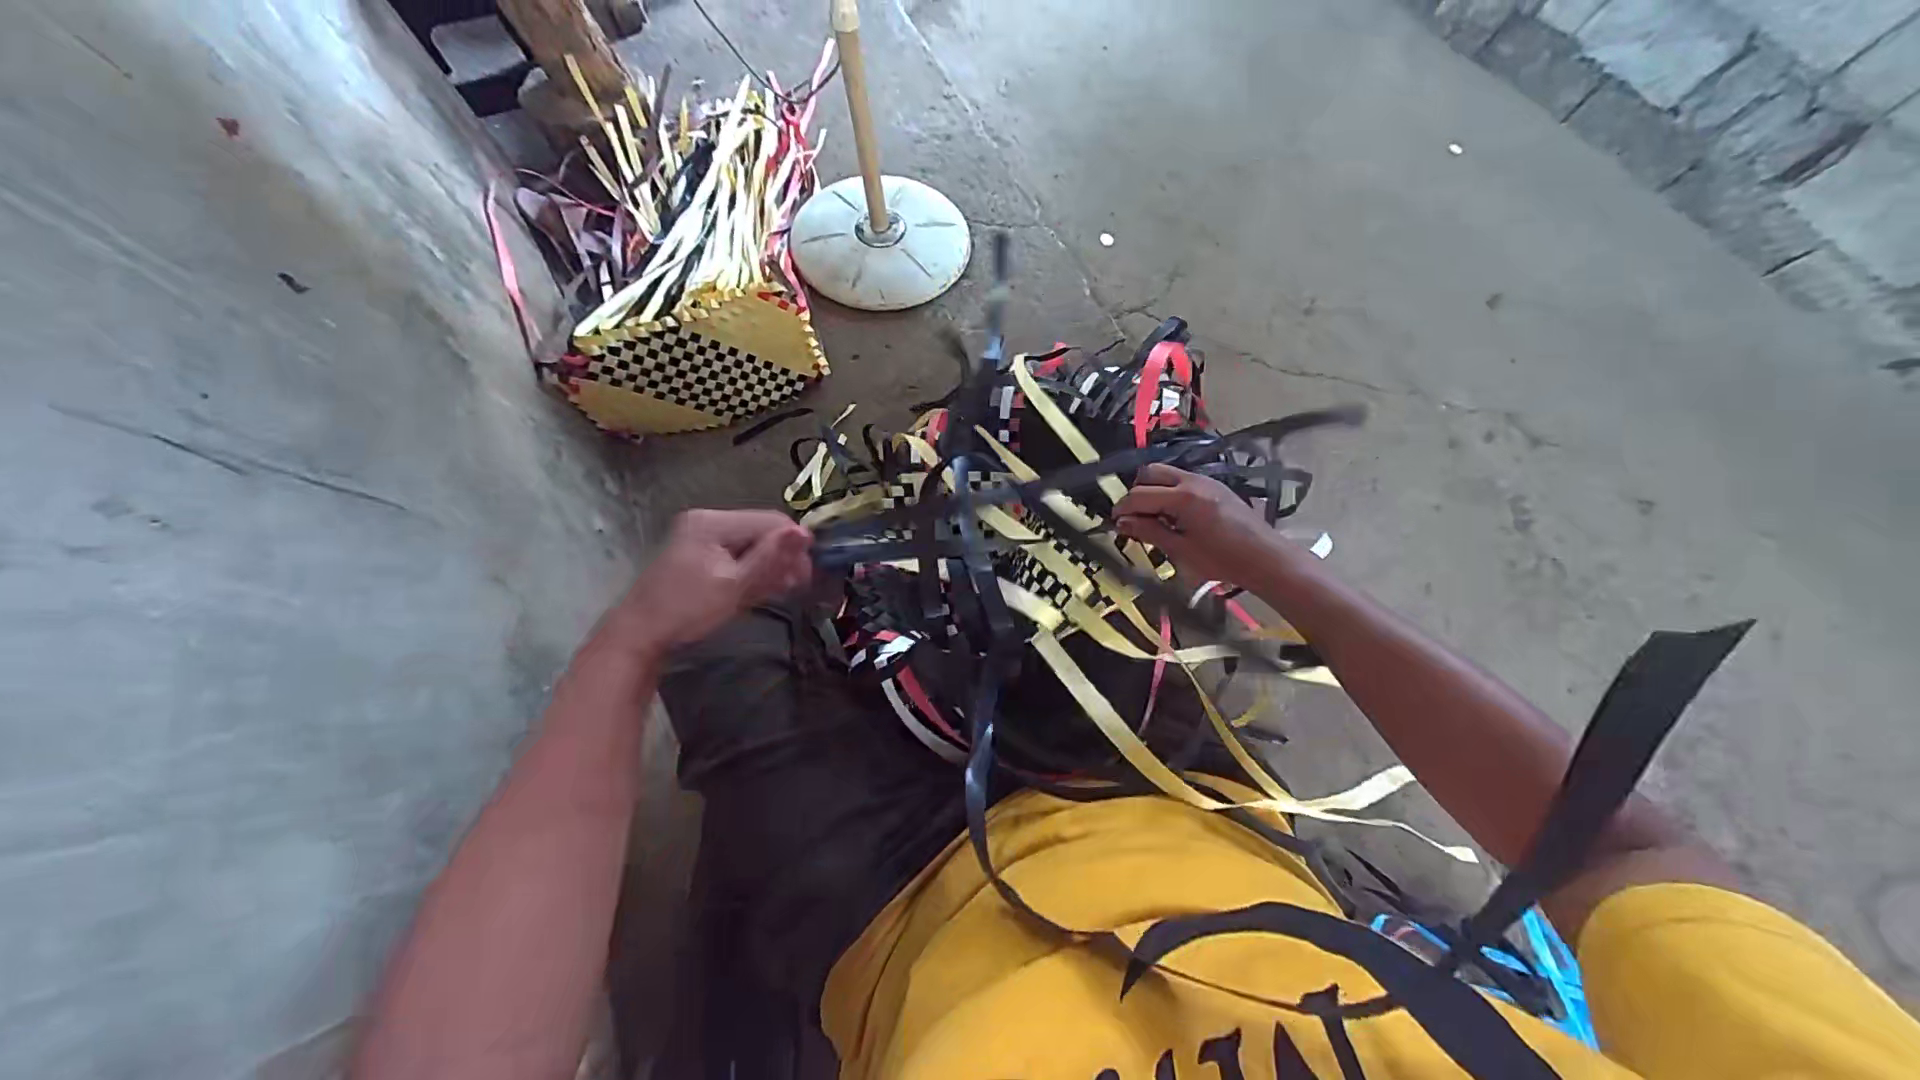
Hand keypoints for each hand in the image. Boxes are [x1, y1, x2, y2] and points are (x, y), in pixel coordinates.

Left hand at [611, 509, 811, 652]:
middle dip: (783, 555)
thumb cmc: (687, 610)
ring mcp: (703, 536)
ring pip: (752, 543)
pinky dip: (753, 569)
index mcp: (713, 522)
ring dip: (771, 564)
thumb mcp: (734, 585)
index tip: (808, 573)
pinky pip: (738, 553)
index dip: (794, 543)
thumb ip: (771, 558)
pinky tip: (764, 586)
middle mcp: (708, 520)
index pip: (770, 521)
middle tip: (798, 584)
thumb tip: (804, 533)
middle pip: (761, 530)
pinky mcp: (702, 553)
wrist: (640, 635)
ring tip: (784, 588)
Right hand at [1113, 464, 1282, 586]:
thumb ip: (1149, 531)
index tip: (1115, 523)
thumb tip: (1122, 523)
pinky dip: (1168, 491)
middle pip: (1149, 473)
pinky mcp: (1213, 486)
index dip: (1122, 509)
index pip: (1139, 495)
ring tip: (1152, 518)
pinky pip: (1181, 479)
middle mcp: (1192, 481)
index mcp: (1183, 498)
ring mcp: (1204, 480)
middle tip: (1133, 518)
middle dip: (1135, 492)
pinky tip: (1172, 516)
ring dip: (1152, 490)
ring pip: (1165, 473)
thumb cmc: (1223, 559)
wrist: (1265, 558)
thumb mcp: (1181, 549)